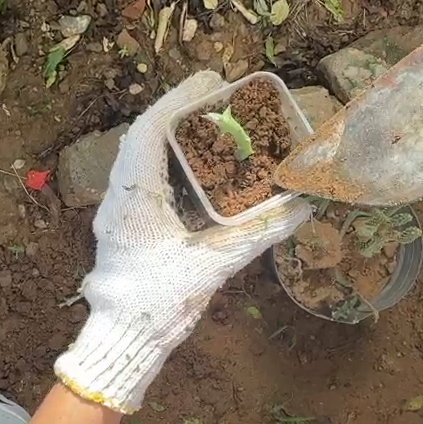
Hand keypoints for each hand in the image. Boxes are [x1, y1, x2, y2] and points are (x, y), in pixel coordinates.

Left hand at [55, 72, 311, 412]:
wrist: (123, 341)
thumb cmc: (160, 303)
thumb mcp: (214, 265)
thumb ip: (259, 233)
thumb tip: (304, 207)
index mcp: (133, 198)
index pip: (148, 130)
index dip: (178, 100)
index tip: (209, 82)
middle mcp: (119, 196)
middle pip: (142, 136)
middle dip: (177, 111)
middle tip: (216, 96)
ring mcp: (118, 210)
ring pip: (138, 155)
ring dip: (169, 133)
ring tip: (207, 120)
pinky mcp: (124, 223)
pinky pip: (142, 176)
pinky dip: (166, 160)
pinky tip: (193, 162)